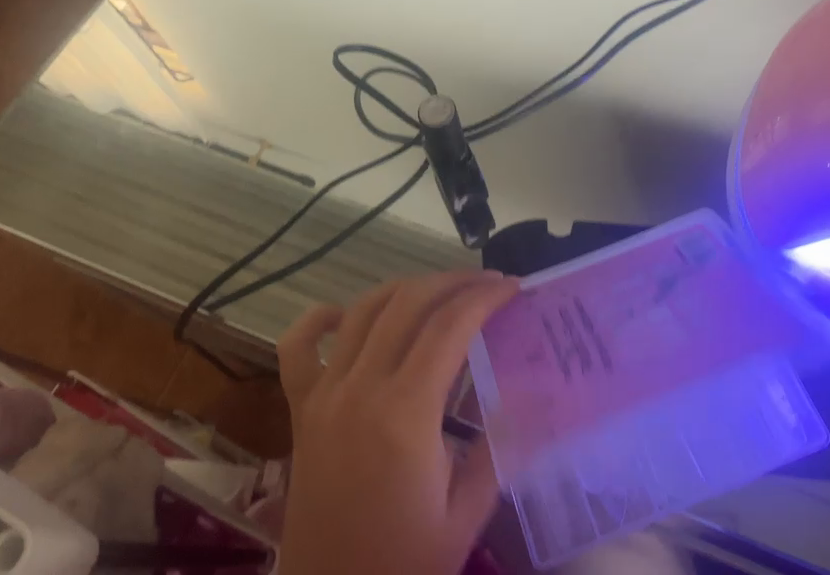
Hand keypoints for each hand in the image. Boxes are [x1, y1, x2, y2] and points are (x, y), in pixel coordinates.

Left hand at [277, 270, 521, 574]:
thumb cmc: (405, 560)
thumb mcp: (466, 513)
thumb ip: (497, 448)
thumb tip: (531, 395)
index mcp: (405, 413)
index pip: (449, 327)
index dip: (484, 298)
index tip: (514, 287)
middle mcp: (360, 388)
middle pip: (408, 304)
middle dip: (453, 282)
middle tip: (488, 283)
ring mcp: (323, 394)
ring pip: (362, 311)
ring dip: (405, 289)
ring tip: (440, 291)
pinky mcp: (300, 409)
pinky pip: (297, 347)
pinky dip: (320, 319)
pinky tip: (345, 314)